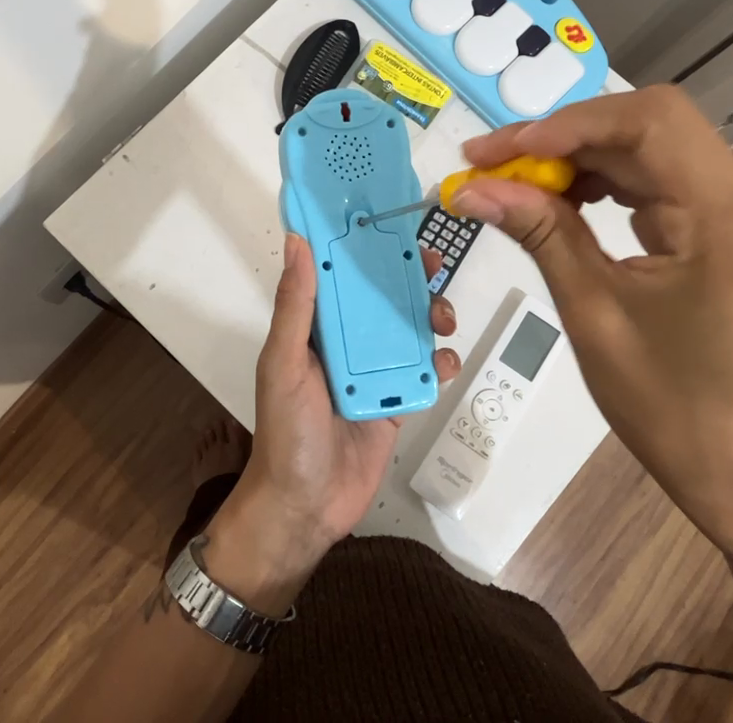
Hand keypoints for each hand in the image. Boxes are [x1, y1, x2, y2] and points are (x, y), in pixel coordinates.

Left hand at [207, 235, 458, 606]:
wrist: (306, 506)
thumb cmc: (287, 430)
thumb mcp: (285, 363)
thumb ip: (296, 306)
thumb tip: (298, 240)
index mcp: (313, 329)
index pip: (340, 276)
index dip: (363, 248)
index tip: (392, 225)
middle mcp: (344, 345)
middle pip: (381, 300)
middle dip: (409, 279)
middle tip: (436, 266)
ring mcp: (373, 375)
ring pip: (408, 332)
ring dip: (430, 318)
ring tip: (444, 318)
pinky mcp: (396, 405)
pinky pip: (423, 375)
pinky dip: (439, 364)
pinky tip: (447, 363)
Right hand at [450, 86, 732, 552]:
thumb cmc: (667, 407)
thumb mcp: (593, 313)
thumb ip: (539, 232)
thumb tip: (471, 190)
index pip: (652, 126)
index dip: (568, 125)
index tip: (500, 151)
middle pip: (652, 133)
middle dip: (564, 143)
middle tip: (491, 164)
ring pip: (658, 152)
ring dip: (584, 160)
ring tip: (516, 184)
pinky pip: (670, 181)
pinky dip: (613, 184)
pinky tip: (566, 199)